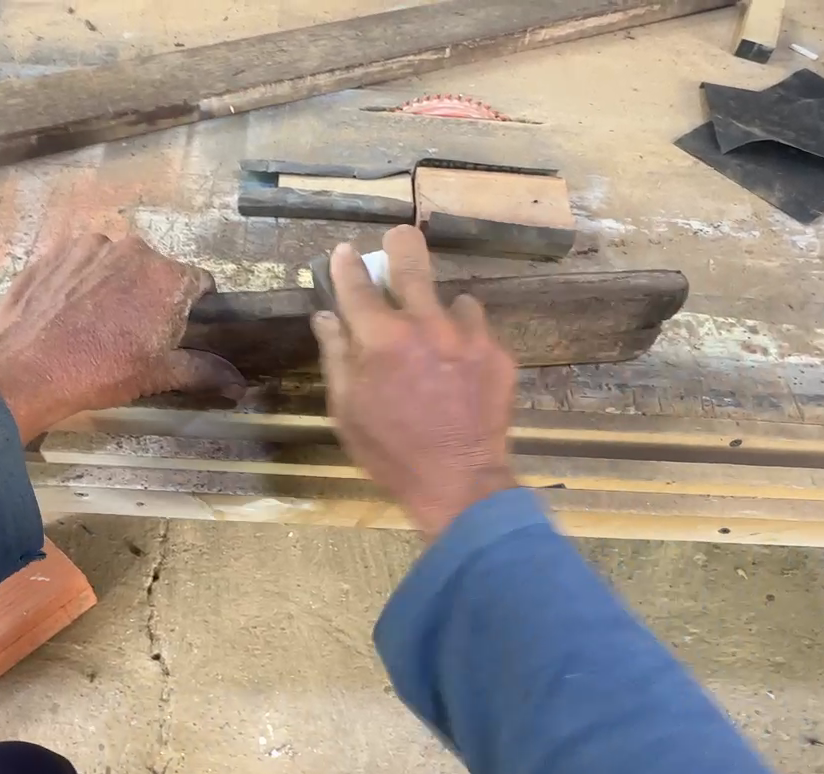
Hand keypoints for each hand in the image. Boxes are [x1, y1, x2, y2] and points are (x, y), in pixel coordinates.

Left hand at [0, 231, 245, 440]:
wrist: (29, 369)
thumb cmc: (103, 371)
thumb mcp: (159, 374)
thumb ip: (204, 371)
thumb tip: (241, 386)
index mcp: (166, 276)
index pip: (198, 282)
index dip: (193, 305)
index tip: (179, 328)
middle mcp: (131, 249)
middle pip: (155, 271)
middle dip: (151, 295)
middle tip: (136, 333)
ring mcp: (87, 246)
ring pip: (115, 265)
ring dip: (115, 287)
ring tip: (99, 324)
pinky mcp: (53, 252)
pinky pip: (80, 265)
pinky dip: (82, 284)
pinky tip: (71, 315)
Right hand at [310, 226, 517, 538]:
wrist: (458, 484)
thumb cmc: (391, 453)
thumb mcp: (347, 411)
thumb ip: (336, 357)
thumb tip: (326, 317)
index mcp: (381, 339)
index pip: (357, 285)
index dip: (347, 265)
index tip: (346, 253)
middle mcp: (426, 325)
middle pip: (412, 263)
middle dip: (400, 245)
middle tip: (398, 239)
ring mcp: (468, 337)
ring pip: (453, 298)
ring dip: (440, 308)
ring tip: (438, 331)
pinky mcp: (497, 355)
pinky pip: (478, 329)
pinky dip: (466, 337)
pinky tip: (461, 363)